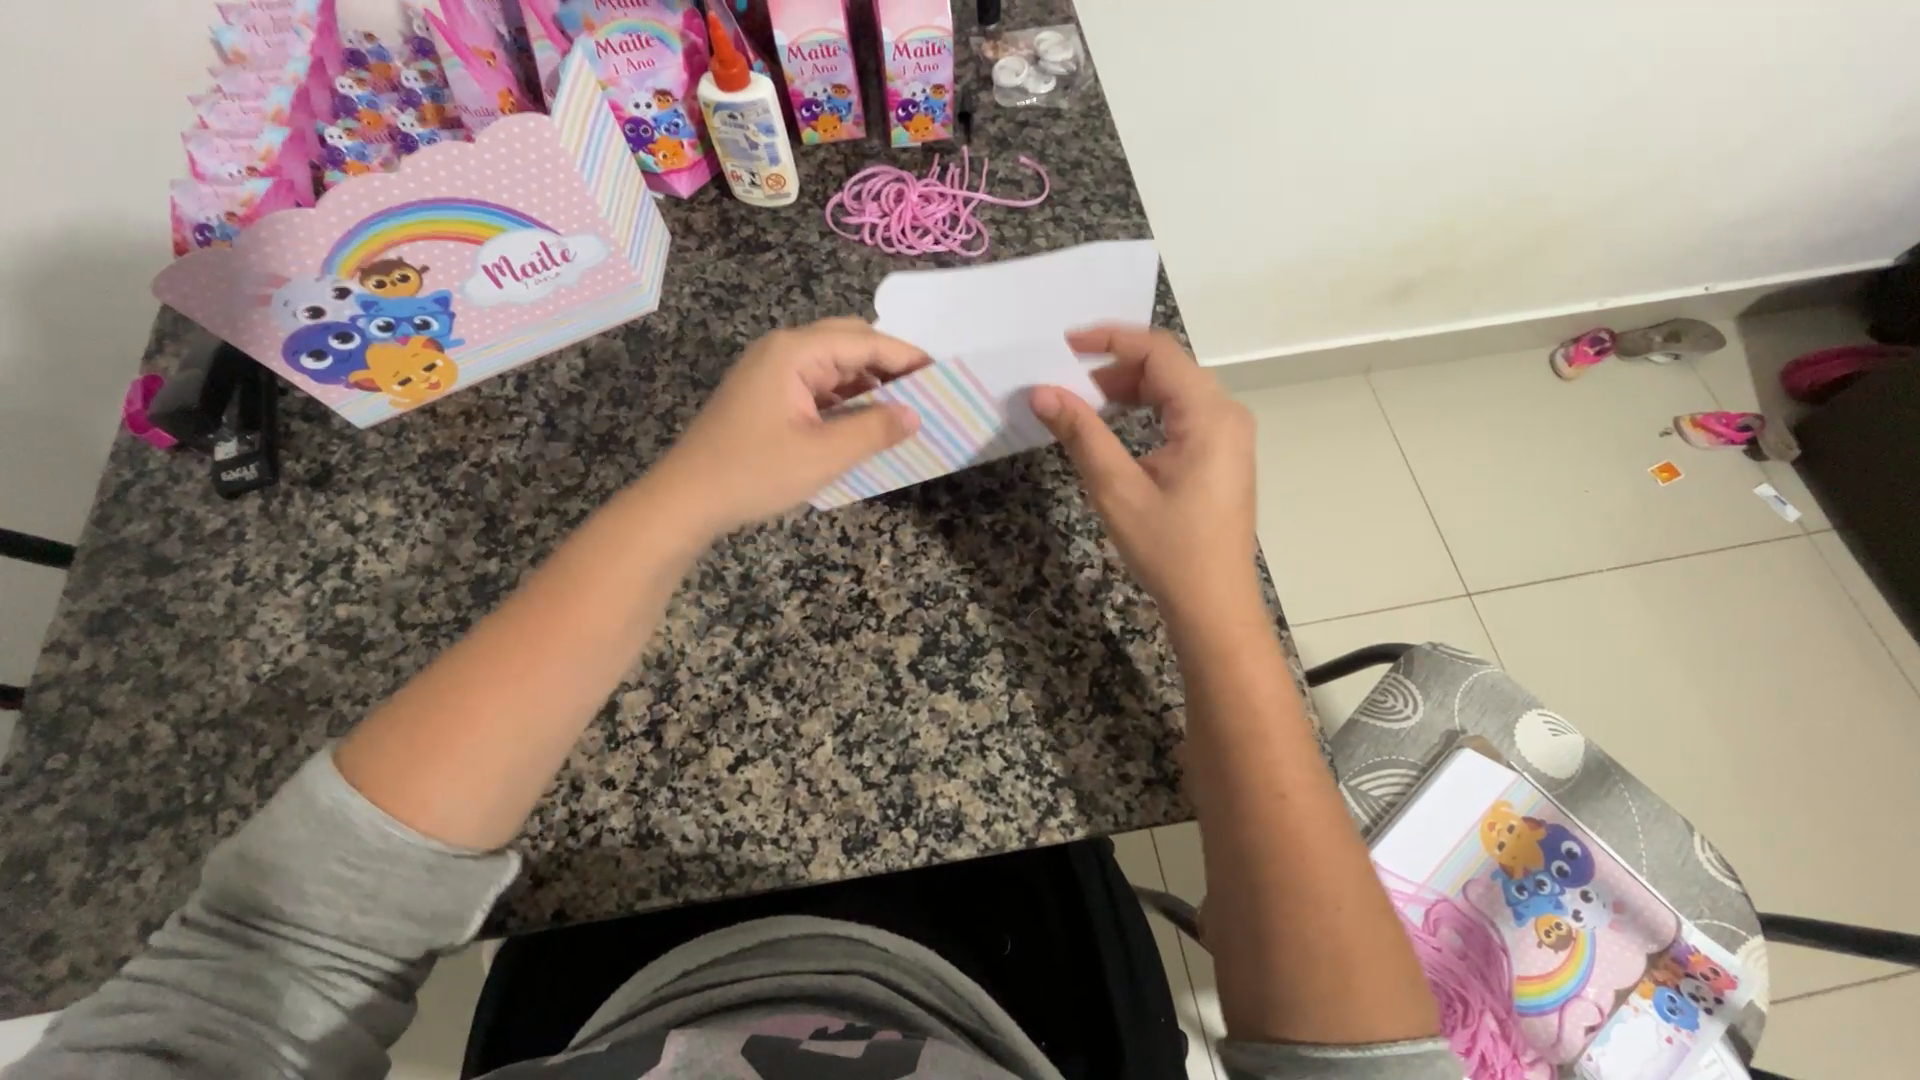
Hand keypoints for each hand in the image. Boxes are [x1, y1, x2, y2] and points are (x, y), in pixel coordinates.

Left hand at [655, 318, 927, 535]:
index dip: (906, 356)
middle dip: (888, 365)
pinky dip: (845, 400)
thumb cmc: (753, 473)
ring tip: (901, 411)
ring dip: (867, 384)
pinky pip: (817, 386)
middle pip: (848, 343)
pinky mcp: (766, 396)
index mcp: (794, 352)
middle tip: (923, 393)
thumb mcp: (823, 455)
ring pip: (833, 366)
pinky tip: (864, 423)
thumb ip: (875, 430)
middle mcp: (782, 352)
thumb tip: (914, 415)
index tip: (942, 375)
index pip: (864, 341)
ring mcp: (771, 373)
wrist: (686, 500)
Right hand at [1030, 324, 1259, 619]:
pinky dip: (1145, 411)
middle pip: (1168, 368)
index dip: (1109, 340)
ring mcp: (1228, 436)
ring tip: (1083, 406)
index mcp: (1209, 415)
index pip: (1158, 352)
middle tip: (1066, 382)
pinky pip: (1182, 414)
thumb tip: (1042, 393)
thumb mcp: (1117, 489)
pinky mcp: (1222, 456)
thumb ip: (1081, 434)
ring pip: (1174, 391)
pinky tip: (1114, 428)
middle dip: (1114, 368)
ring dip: (1128, 390)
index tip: (1064, 346)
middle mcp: (1227, 415)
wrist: (1214, 604)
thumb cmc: (1169, 550)